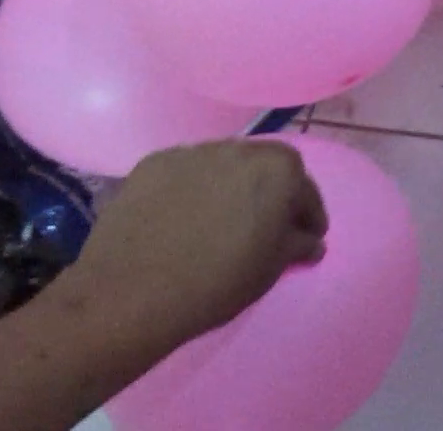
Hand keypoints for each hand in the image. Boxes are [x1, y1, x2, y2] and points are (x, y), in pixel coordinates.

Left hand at [66, 140, 327, 344]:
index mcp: (281, 167)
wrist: (129, 295)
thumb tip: (313, 241)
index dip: (307, 217)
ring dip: (228, 188)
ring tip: (215, 222)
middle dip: (268, 195)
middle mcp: (242, 148)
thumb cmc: (216, 281)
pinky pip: (185, 174)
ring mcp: (195, 152)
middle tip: (260, 228)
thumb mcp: (271, 269)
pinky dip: (189, 190)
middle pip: (265, 170)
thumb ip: (299, 244)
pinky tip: (179, 219)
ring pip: (223, 167)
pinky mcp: (154, 163)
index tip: (303, 238)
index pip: (305, 191)